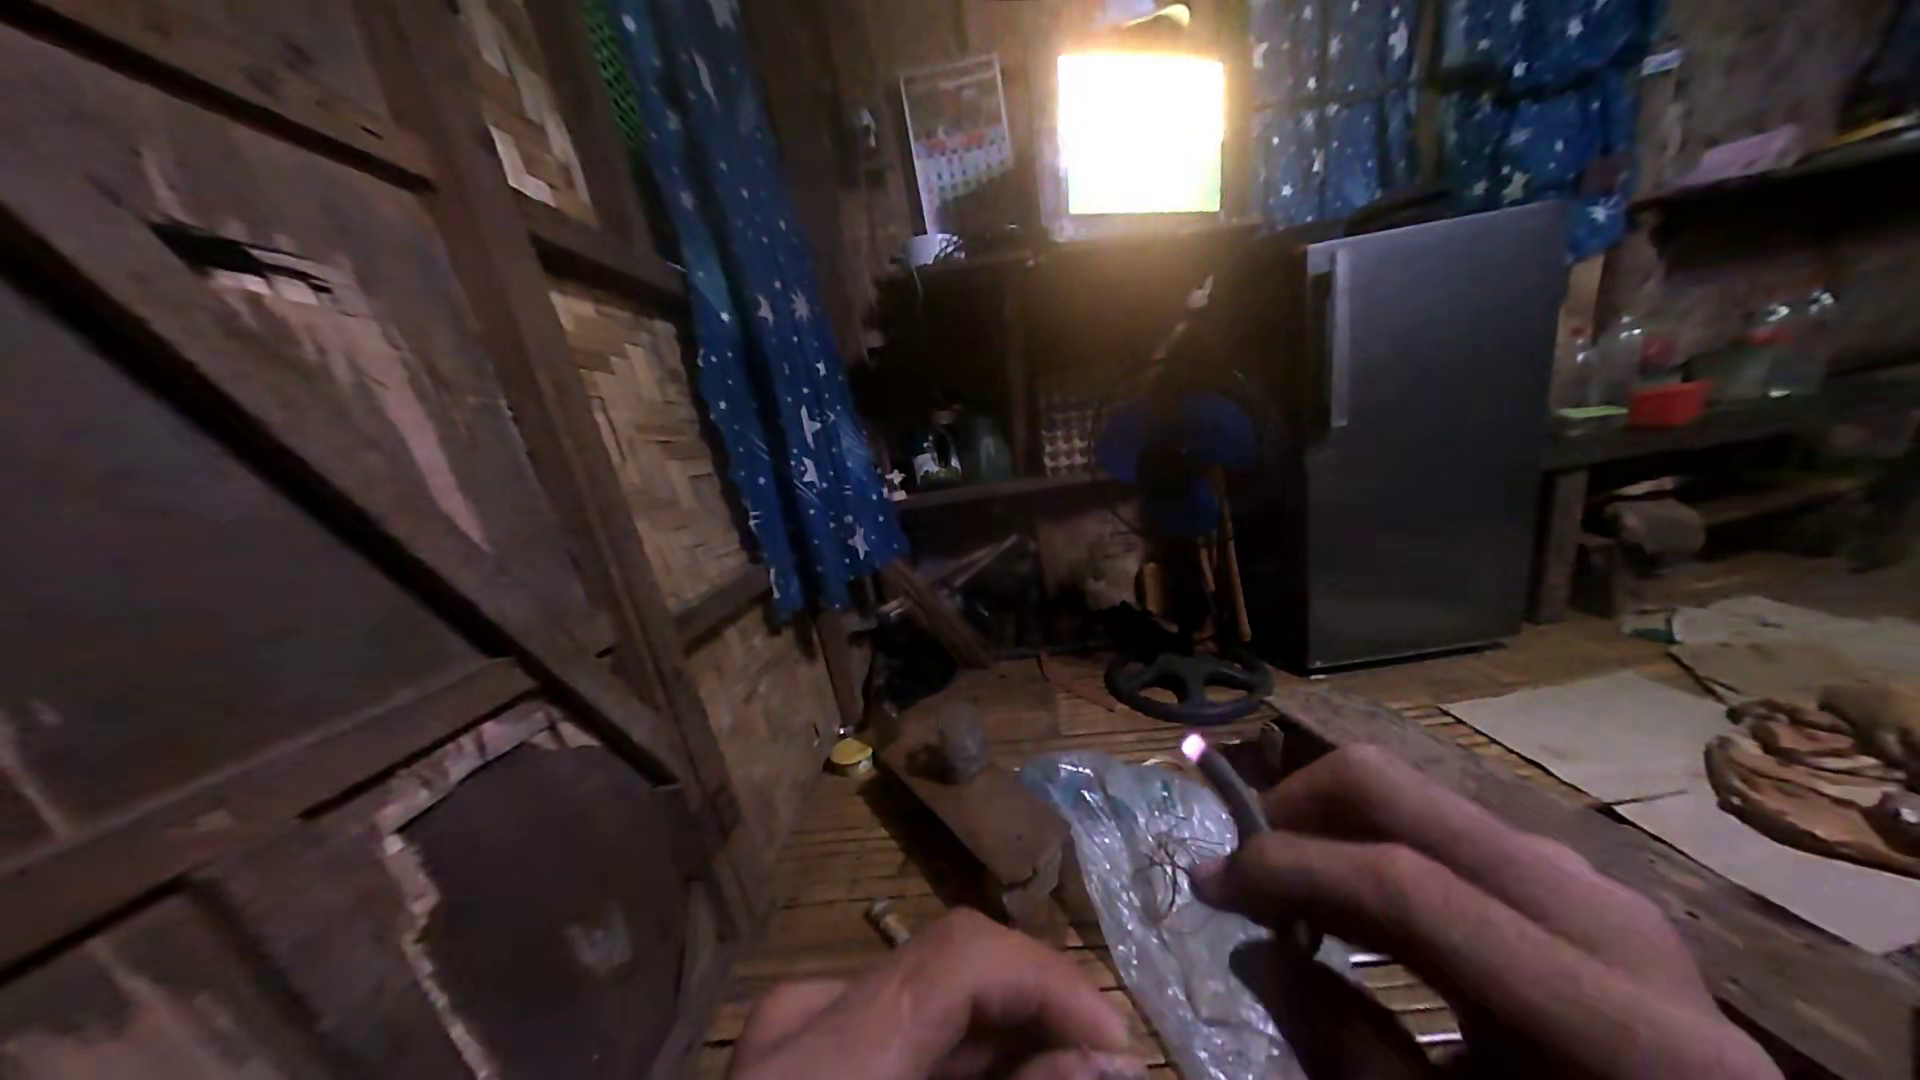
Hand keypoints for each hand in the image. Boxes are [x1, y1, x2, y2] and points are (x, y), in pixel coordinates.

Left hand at [728, 908, 1143, 1079]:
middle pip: (947, 968)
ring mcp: (790, 1030)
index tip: (1115, 1040)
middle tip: (1101, 1068)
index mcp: (829, 1051)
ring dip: (1000, 1035)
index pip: (961, 953)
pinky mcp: (793, 1052)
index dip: (1048, 980)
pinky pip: (893, 1026)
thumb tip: (1111, 1062)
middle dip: (1035, 1012)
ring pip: (923, 996)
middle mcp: (806, 1016)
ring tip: (1057, 1073)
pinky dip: (954, 1055)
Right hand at [1193, 745, 1781, 1079]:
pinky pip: (1445, 823)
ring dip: (1330, 824)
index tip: (1209, 881)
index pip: (1405, 886)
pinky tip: (1356, 896)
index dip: (1288, 868)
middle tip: (1246, 862)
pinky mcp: (1576, 878)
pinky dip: (1374, 839)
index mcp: (1605, 1022)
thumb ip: (1341, 1046)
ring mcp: (1593, 884)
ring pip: (1416, 795)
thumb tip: (1248, 945)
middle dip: (1294, 809)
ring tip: (1295, 886)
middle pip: (1399, 792)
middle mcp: (1602, 916)